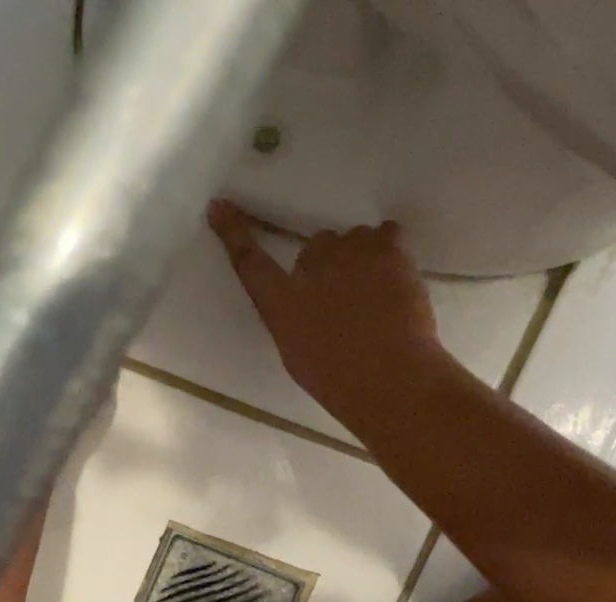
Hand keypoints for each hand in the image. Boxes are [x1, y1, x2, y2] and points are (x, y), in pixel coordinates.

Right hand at [208, 200, 448, 429]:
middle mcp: (309, 267)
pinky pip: (387, 233)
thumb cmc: (336, 380)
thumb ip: (296, 320)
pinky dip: (390, 249)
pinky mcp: (388, 248)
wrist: (387, 376)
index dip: (232, 231)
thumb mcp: (297, 355)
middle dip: (328, 261)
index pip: (248, 260)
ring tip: (376, 289)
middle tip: (346, 294)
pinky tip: (397, 274)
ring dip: (360, 255)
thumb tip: (310, 308)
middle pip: (317, 244)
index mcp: (280, 301)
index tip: (219, 207)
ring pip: (353, 238)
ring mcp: (349, 253)